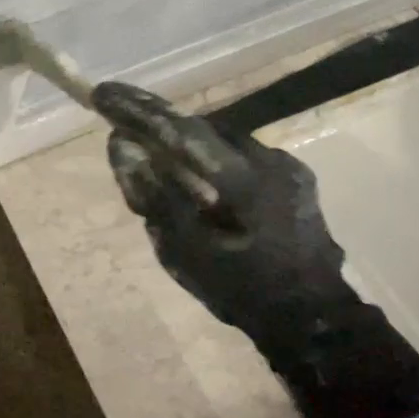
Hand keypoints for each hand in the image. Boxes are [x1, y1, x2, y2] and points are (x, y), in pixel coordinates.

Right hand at [95, 83, 353, 361]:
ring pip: (219, 140)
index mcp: (241, 178)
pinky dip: (208, 157)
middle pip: (199, 127)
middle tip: (118, 106)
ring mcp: (285, 167)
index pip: (178, 130)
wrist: (316, 324)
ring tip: (151, 145)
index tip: (102, 93)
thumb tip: (122, 145)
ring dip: (183, 139)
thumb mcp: (185, 249)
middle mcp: (267, 160)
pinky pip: (238, 156)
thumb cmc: (242, 290)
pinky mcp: (294, 180)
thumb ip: (153, 193)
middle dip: (157, 118)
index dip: (136, 110)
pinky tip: (195, 176)